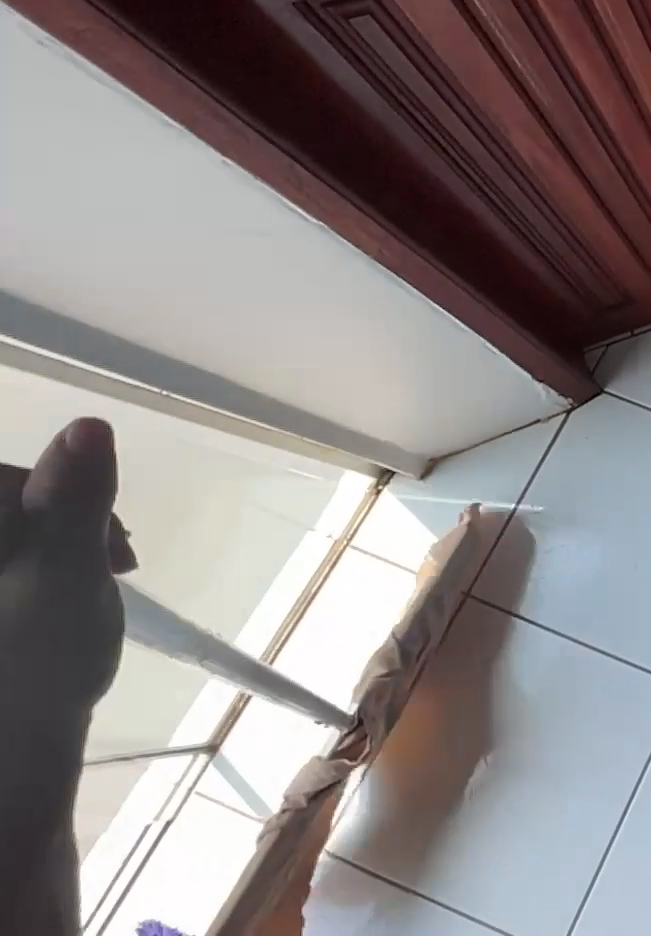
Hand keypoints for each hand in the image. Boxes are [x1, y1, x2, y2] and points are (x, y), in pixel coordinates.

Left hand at [0, 419, 132, 721]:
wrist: (8, 753)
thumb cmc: (33, 667)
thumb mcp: (66, 577)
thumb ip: (74, 501)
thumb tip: (89, 424)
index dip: (51, 490)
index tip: (108, 538)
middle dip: (56, 516)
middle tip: (112, 560)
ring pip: (2, 525)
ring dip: (49, 536)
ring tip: (94, 575)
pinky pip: (8, 552)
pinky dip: (30, 558)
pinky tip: (57, 587)